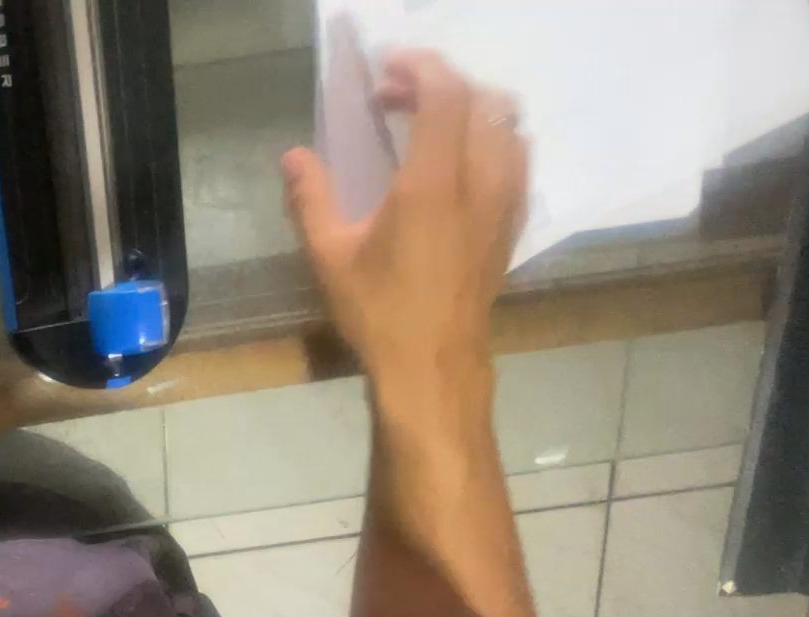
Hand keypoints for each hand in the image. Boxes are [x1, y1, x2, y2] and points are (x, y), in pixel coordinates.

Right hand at [281, 50, 527, 422]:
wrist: (432, 358)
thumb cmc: (376, 310)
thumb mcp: (329, 257)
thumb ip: (311, 200)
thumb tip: (293, 156)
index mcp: (431, 184)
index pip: (444, 96)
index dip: (419, 68)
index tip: (388, 66)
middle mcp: (480, 177)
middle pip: (480, 98)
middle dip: (439, 83)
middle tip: (395, 95)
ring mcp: (506, 195)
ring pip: (506, 121)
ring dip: (469, 106)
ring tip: (428, 120)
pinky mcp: (514, 215)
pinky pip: (515, 151)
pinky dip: (488, 134)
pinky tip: (457, 158)